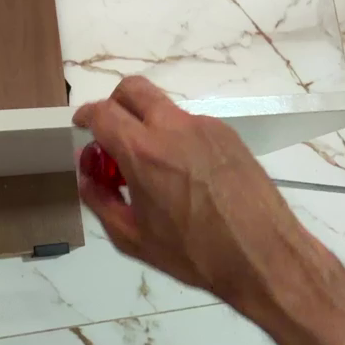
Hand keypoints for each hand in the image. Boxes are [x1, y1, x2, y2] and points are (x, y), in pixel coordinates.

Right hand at [73, 77, 344, 333]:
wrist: (263, 255)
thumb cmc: (194, 254)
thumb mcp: (133, 238)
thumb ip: (100, 200)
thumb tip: (86, 175)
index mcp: (144, 152)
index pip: (102, 113)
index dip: (85, 115)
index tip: (82, 126)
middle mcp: (173, 128)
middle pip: (133, 89)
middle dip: (114, 103)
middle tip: (112, 133)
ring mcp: (205, 127)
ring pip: (164, 108)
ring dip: (147, 124)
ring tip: (153, 168)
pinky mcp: (228, 135)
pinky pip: (191, 125)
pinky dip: (176, 139)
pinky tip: (186, 176)